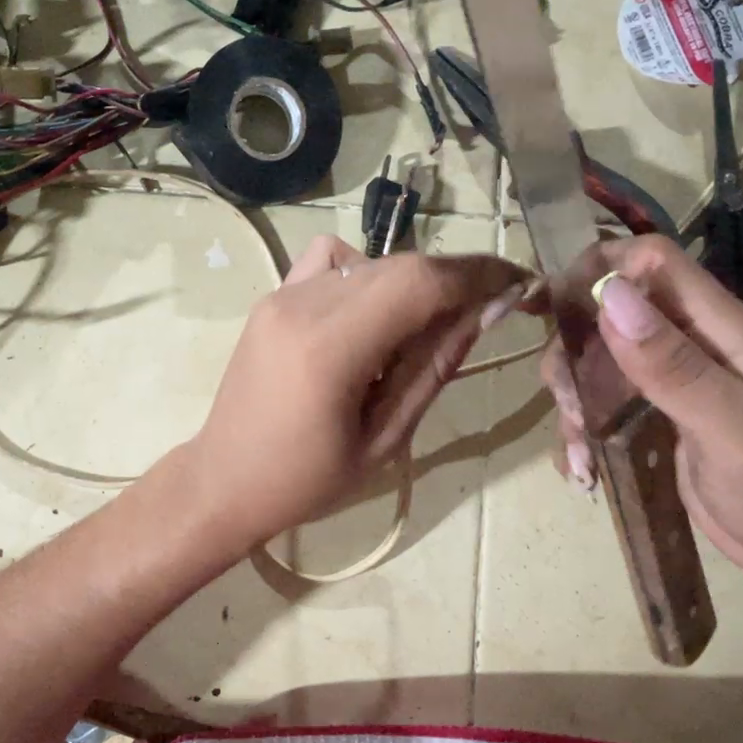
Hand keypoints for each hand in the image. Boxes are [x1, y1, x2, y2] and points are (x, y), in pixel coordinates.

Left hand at [183, 235, 534, 549]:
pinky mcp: (271, 297)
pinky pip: (331, 261)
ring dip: (411, 284)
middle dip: (452, 281)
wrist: (224, 480)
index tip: (517, 285)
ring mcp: (281, 295)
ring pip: (371, 262)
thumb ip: (432, 369)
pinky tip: (365, 319)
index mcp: (330, 348)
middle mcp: (302, 305)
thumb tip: (485, 312)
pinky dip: (365, 275)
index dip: (477, 275)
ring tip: (416, 334)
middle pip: (401, 265)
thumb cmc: (305, 481)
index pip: (420, 282)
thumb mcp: (384, 439)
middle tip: (484, 313)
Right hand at [561, 235, 742, 588]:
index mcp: (723, 332)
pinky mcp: (657, 425)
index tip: (552, 314)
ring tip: (579, 458)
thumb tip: (609, 295)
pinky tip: (583, 471)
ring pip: (594, 363)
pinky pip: (600, 410)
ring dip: (569, 400)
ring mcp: (672, 387)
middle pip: (606, 312)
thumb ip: (676, 369)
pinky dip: (579, 435)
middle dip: (570, 352)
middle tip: (570, 411)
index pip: (652, 262)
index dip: (596, 269)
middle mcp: (692, 348)